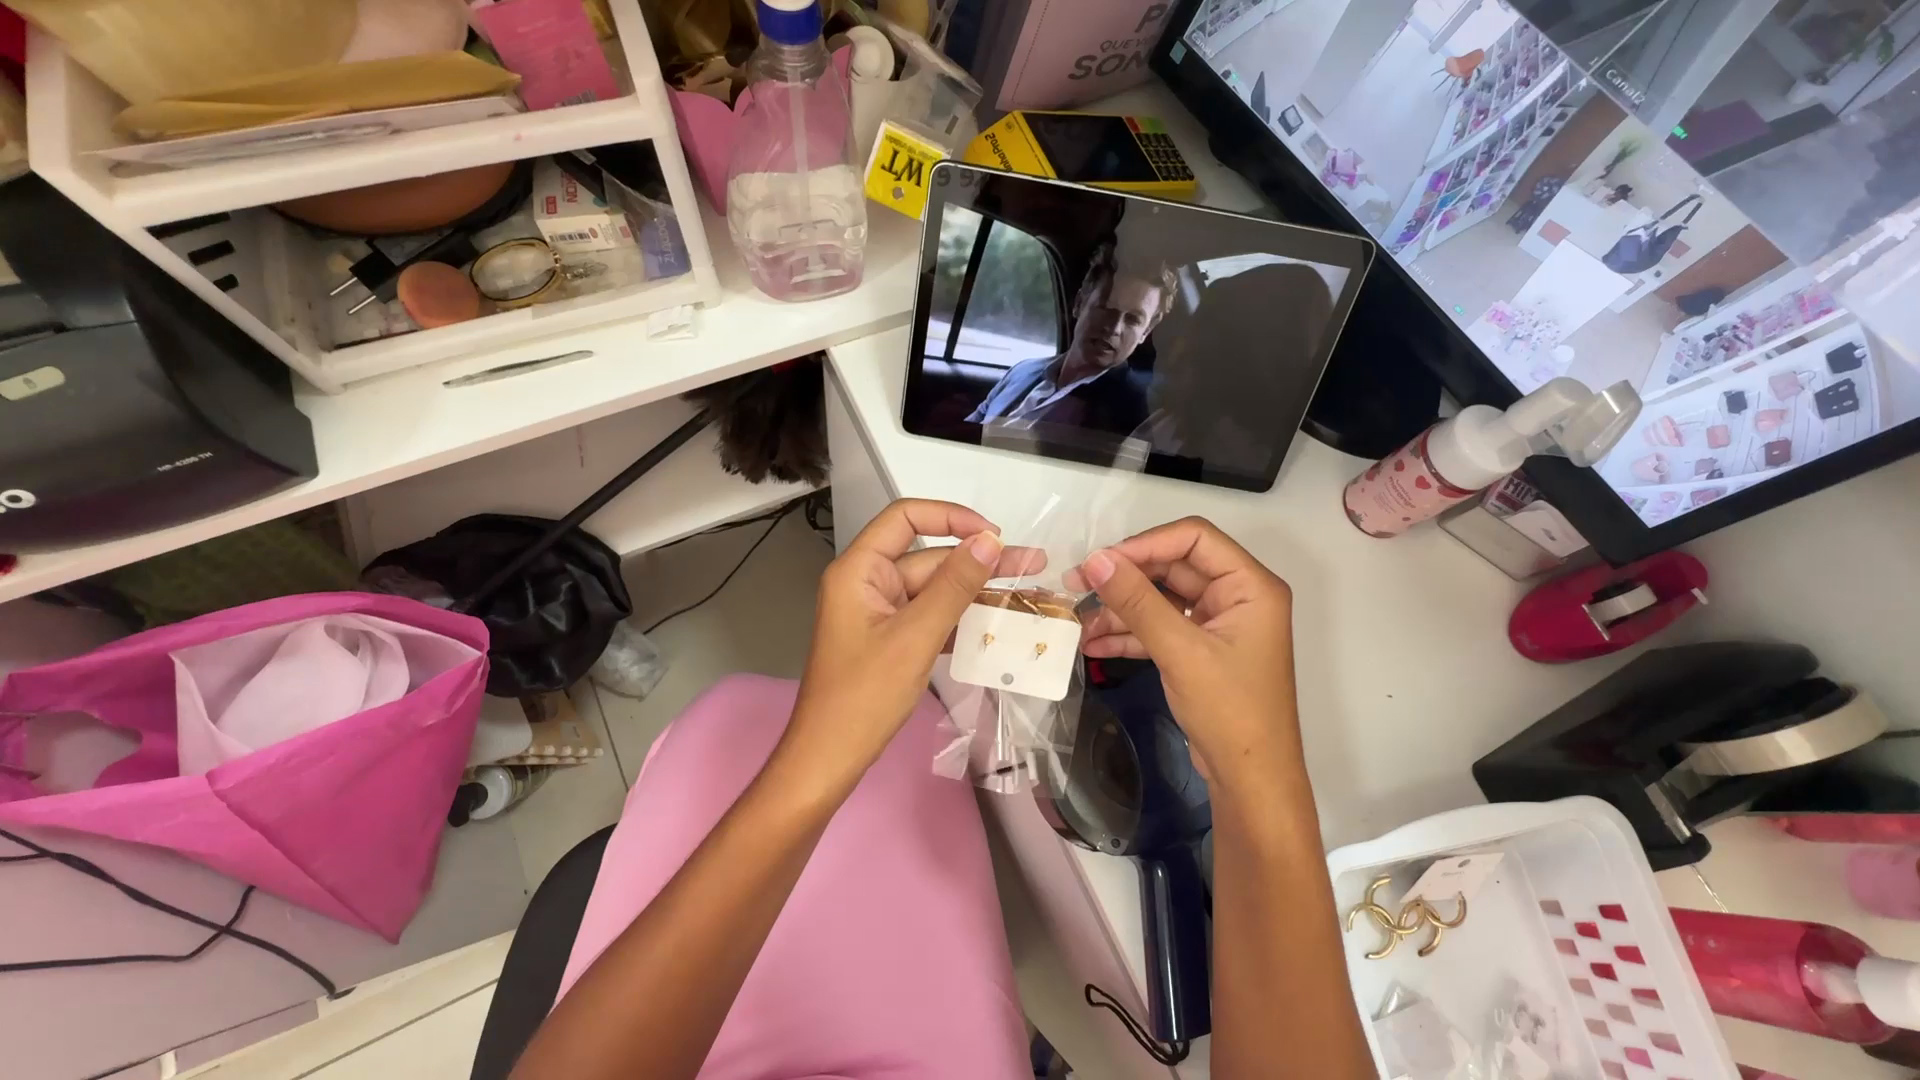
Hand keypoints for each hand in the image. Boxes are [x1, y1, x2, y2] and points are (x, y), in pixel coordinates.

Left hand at [783, 499, 1043, 784]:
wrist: (830, 757)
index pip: (905, 518)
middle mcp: (868, 582)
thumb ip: (954, 586)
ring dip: (978, 591)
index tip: (993, 535)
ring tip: (1029, 590)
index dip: (951, 516)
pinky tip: (1002, 623)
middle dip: (979, 560)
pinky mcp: (892, 638)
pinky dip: (963, 618)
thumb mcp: (916, 636)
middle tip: (1034, 564)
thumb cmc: (864, 695)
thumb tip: (990, 541)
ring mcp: (881, 612)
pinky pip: (932, 616)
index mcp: (860, 570)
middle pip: (929, 556)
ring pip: (935, 589)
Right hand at [1074, 517, 1300, 795]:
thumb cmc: (1230, 710)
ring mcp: (1218, 623)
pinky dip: (1130, 633)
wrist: (1251, 779)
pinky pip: (1161, 627)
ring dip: (1121, 607)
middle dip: (1126, 576)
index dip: (1146, 543)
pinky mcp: (1201, 649)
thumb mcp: (1180, 651)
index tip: (1102, 561)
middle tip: (1077, 584)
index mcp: (1249, 585)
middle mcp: (1236, 595)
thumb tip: (1094, 561)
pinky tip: (1094, 642)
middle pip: (1173, 566)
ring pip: (1162, 598)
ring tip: (1079, 620)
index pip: (1194, 537)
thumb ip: (1136, 601)